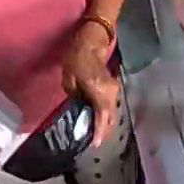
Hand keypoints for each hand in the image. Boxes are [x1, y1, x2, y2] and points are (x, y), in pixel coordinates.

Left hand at [61, 22, 119, 146]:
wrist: (92, 39)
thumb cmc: (76, 56)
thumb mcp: (69, 78)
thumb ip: (74, 95)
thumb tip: (79, 104)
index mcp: (99, 93)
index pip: (101, 119)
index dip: (98, 133)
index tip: (94, 145)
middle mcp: (110, 94)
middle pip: (110, 118)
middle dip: (103, 131)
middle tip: (94, 142)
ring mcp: (114, 90)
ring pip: (112, 112)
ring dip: (105, 123)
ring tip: (95, 132)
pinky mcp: (113, 86)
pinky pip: (111, 105)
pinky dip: (105, 113)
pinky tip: (98, 117)